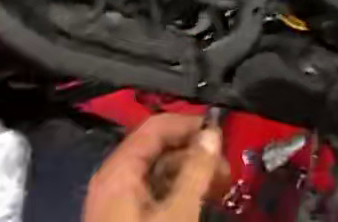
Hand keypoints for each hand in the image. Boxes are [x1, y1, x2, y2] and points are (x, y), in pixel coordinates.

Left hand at [83, 113, 229, 221]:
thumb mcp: (178, 214)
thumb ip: (197, 169)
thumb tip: (212, 133)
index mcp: (119, 171)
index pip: (157, 126)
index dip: (190, 124)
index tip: (221, 133)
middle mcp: (112, 182)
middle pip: (158, 149)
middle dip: (194, 153)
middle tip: (225, 168)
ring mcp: (114, 206)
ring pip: (157, 174)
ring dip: (189, 174)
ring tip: (218, 188)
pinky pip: (151, 196)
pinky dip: (177, 193)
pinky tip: (198, 204)